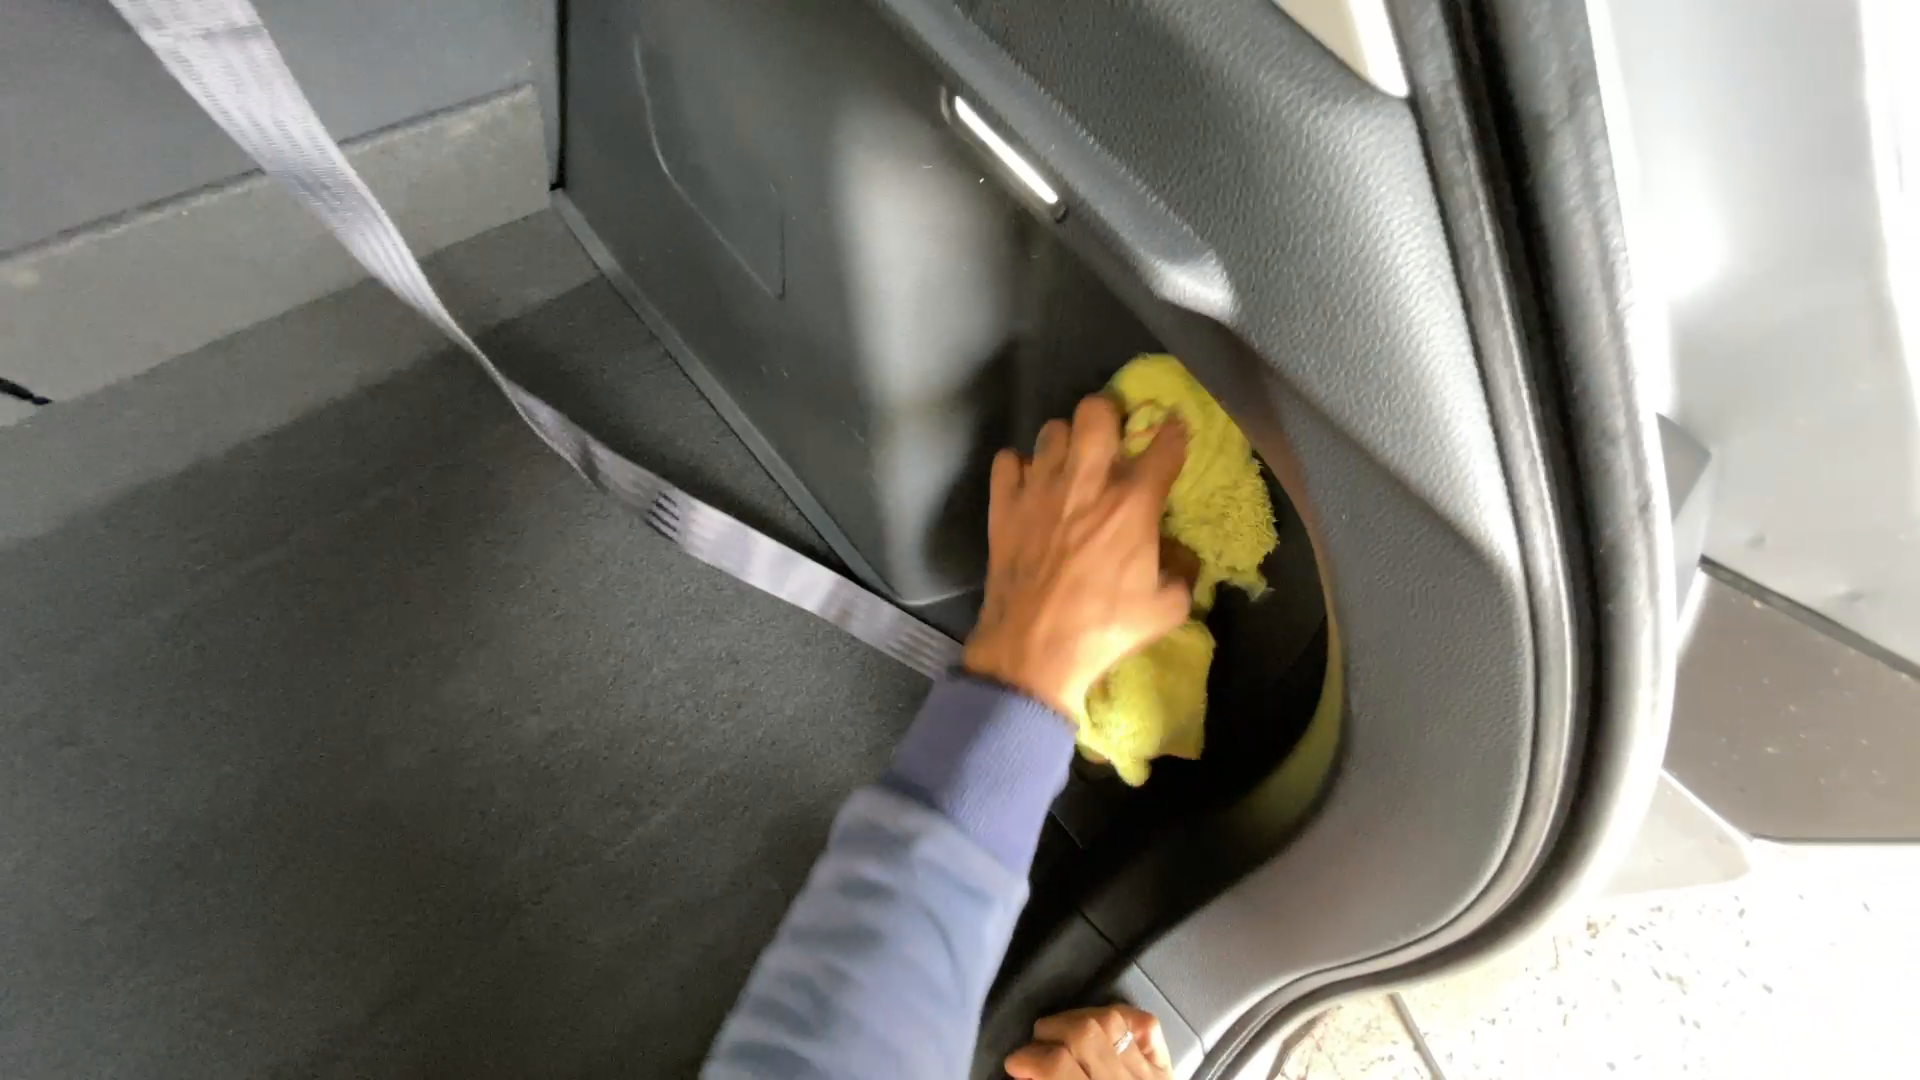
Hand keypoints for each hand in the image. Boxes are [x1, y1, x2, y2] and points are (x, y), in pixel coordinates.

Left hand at [962, 394, 1190, 718]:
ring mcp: (1039, 488)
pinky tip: (1028, 487)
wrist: (1034, 648)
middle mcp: (1086, 481)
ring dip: (1064, 443)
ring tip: (1068, 467)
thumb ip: (1182, 571)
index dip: (1174, 433)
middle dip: (1108, 416)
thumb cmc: (1104, 628)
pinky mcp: (1004, 504)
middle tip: (1110, 441)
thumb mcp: (1166, 608)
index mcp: (1132, 502)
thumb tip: (1178, 552)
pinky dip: (1019, 468)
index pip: (1164, 444)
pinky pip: (1007, 460)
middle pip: (1096, 410)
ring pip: (1051, 430)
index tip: (1173, 433)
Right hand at [1005, 1005, 1174, 1078]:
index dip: (1029, 1059)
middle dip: (1050, 1031)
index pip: (1059, 1066)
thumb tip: (1023, 1075)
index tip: (1014, 1064)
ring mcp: (1151, 1076)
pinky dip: (1123, 1017)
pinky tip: (1102, 1026)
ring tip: (1061, 1030)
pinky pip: (1145, 1025)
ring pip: (1111, 1022)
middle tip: (1034, 1046)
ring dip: (1078, 1018)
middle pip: (1084, 1034)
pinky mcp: (1166, 1069)